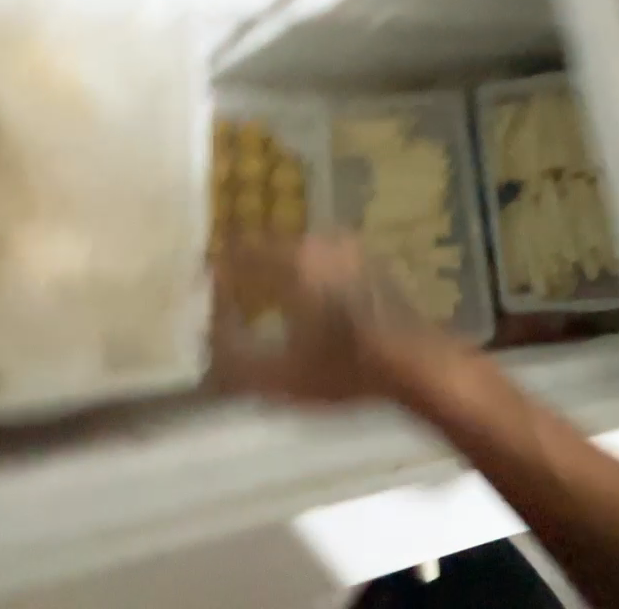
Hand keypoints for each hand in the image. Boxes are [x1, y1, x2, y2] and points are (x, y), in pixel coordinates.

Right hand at [211, 233, 458, 406]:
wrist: (417, 364)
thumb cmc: (346, 369)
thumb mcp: (280, 377)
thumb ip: (235, 357)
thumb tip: (206, 336)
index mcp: (296, 260)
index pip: (243, 248)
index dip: (219, 263)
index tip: (201, 277)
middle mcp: (322, 241)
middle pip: (273, 246)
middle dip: (249, 264)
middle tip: (230, 287)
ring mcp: (351, 247)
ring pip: (301, 251)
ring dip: (281, 267)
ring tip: (264, 293)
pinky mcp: (372, 260)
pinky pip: (326, 258)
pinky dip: (310, 271)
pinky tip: (306, 298)